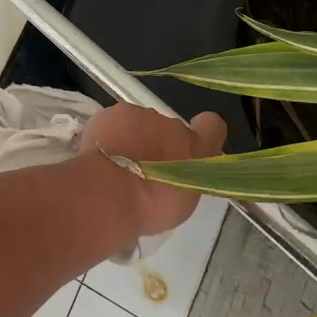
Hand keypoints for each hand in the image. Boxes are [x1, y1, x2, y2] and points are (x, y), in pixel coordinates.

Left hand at [77, 104, 227, 236]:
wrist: (111, 188)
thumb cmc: (150, 205)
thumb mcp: (180, 198)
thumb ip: (184, 175)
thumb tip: (175, 170)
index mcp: (196, 149)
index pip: (212, 126)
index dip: (202, 132)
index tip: (189, 146)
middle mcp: (173, 126)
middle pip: (169, 129)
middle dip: (159, 142)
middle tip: (145, 166)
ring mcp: (143, 115)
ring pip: (141, 123)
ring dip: (135, 136)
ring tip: (120, 160)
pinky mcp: (115, 111)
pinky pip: (118, 120)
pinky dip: (114, 132)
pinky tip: (105, 150)